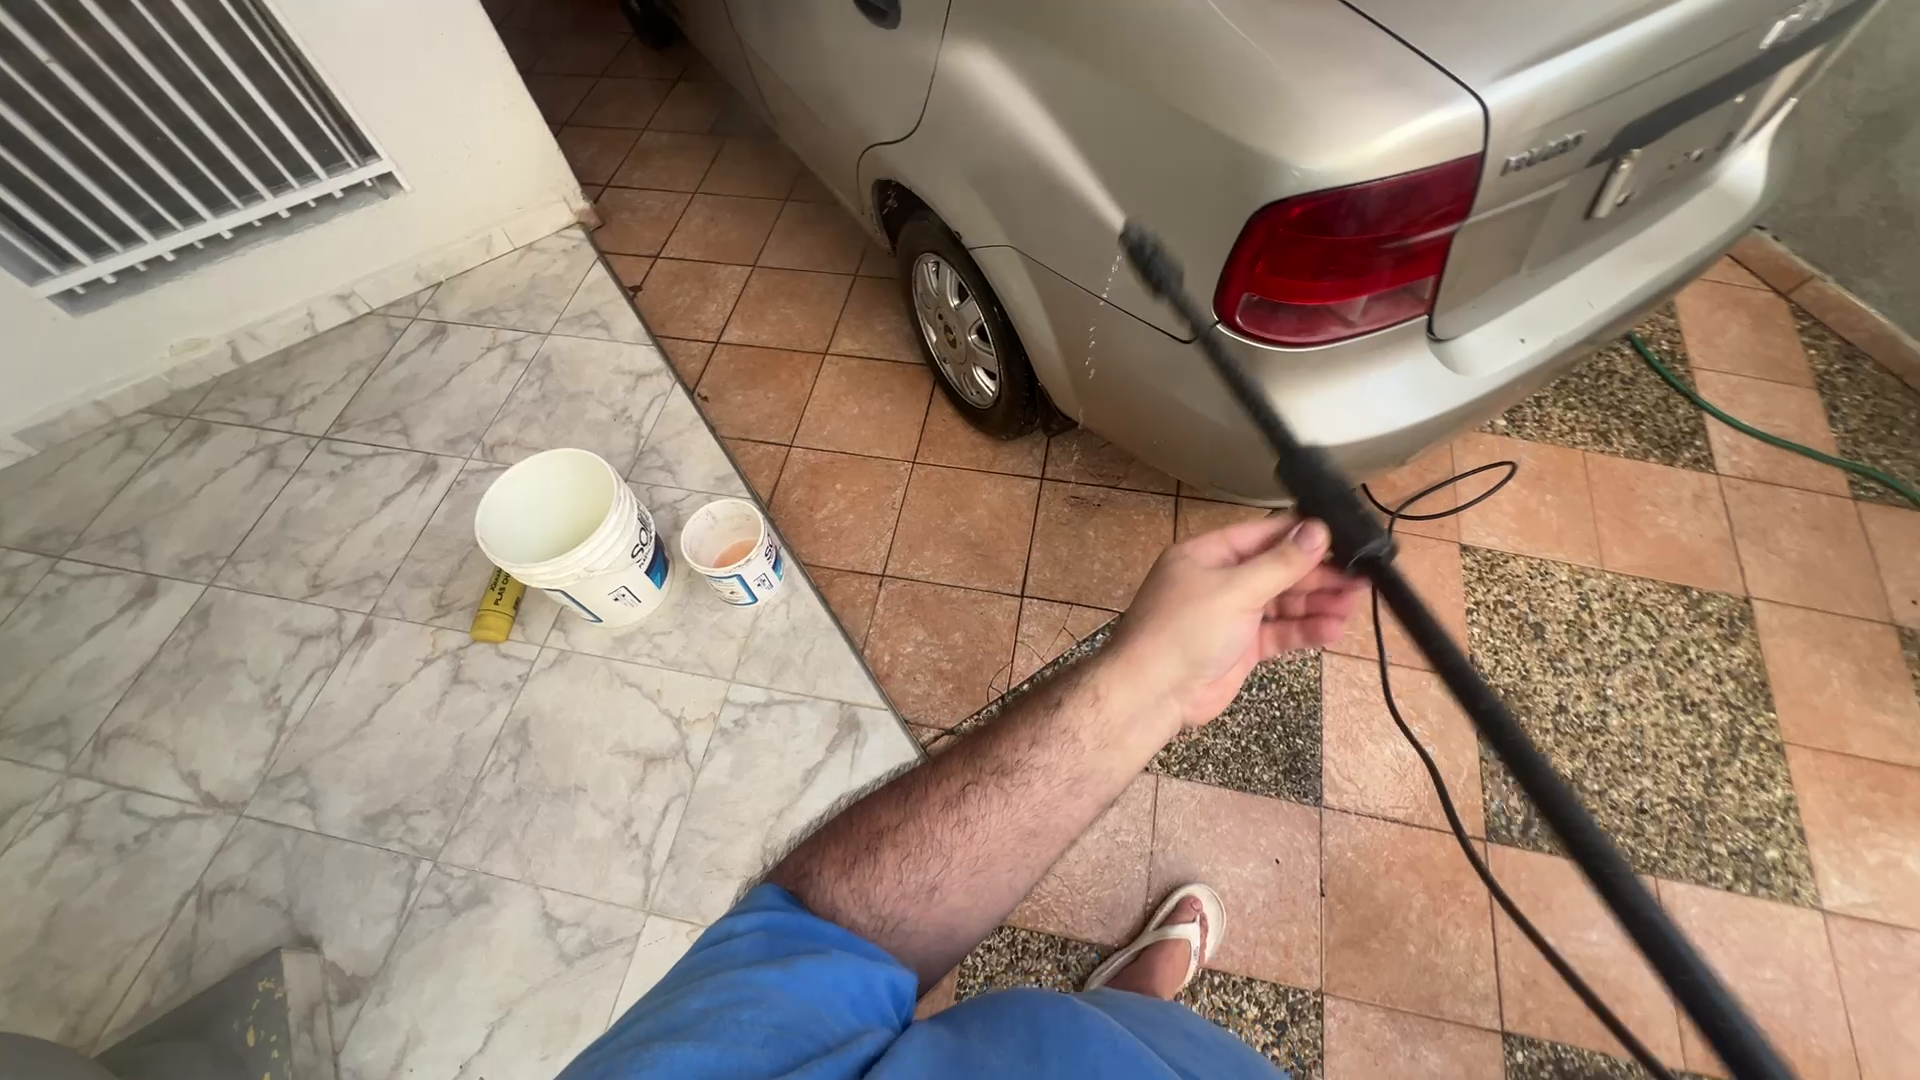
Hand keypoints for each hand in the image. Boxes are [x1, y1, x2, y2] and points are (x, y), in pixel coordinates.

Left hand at [1106, 516, 1362, 729]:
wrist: (1154, 691)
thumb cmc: (1185, 629)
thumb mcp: (1234, 590)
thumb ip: (1279, 563)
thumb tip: (1316, 529)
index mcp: (1205, 555)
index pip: (1260, 535)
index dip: (1299, 535)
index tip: (1341, 535)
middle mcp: (1217, 581)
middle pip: (1275, 570)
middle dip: (1316, 574)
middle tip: (1359, 577)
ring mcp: (1229, 615)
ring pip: (1280, 603)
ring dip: (1315, 603)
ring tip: (1353, 603)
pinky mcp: (1240, 647)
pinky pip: (1278, 632)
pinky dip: (1304, 630)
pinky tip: (1333, 629)